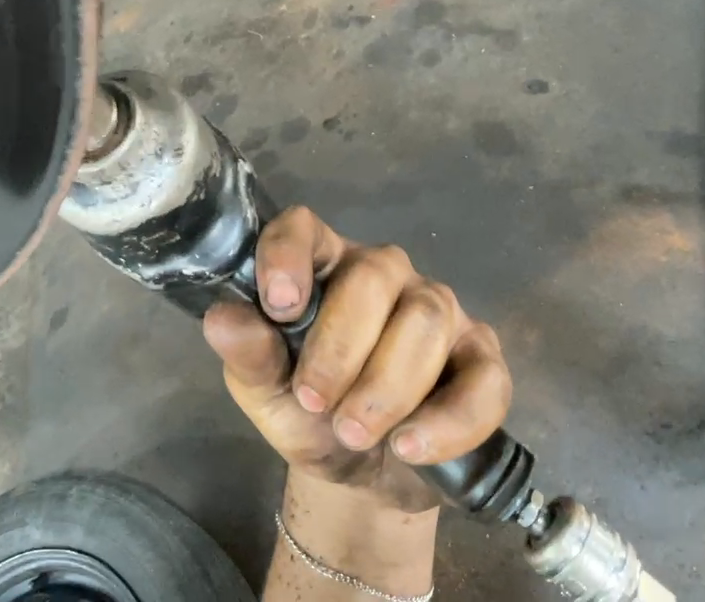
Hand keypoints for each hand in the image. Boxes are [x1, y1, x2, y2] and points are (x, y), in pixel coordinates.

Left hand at [202, 207, 511, 512]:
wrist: (364, 475)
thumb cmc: (308, 414)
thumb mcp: (265, 392)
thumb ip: (249, 355)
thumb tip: (222, 320)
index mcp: (321, 265)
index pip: (303, 228)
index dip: (289, 255)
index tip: (279, 307)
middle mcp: (383, 272)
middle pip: (372, 278)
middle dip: (340, 348)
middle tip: (316, 403)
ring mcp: (437, 308)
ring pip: (425, 321)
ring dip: (387, 387)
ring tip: (354, 434)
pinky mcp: (481, 357)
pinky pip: (482, 378)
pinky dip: (449, 421)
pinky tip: (412, 448)